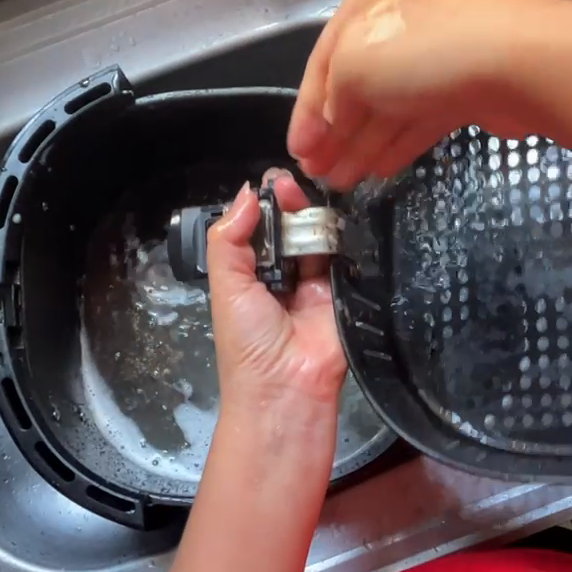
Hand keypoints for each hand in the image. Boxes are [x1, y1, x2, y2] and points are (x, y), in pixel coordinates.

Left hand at [207, 169, 347, 410]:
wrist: (286, 387)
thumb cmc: (248, 340)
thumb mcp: (225, 286)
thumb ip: (228, 239)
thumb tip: (247, 193)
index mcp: (253, 276)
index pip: (262, 230)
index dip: (266, 206)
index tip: (271, 184)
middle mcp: (286, 277)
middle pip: (292, 228)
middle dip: (291, 204)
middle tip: (291, 187)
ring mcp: (317, 284)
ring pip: (319, 237)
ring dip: (314, 217)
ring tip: (309, 200)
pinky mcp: (345, 293)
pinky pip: (346, 257)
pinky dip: (341, 237)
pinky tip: (336, 219)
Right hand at [288, 0, 557, 188]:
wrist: (516, 63)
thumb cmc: (422, 52)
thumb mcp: (352, 66)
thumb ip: (332, 97)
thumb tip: (334, 123)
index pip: (324, 59)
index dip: (307, 112)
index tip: (298, 153)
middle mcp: (404, 21)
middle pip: (357, 86)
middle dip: (334, 134)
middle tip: (317, 176)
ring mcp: (438, 56)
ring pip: (389, 108)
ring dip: (361, 147)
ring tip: (342, 185)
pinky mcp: (466, 89)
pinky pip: (420, 121)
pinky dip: (396, 145)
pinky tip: (378, 171)